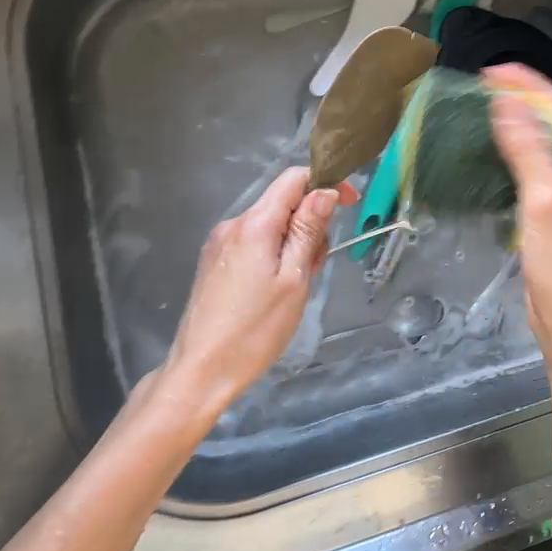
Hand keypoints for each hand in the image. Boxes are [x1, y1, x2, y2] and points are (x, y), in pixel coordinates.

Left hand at [161, 167, 340, 416]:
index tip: (350, 203)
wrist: (201, 371)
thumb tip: (326, 191)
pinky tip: (273, 289)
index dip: (326, 183)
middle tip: (316, 265)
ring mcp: (219, 243)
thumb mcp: (294, 280)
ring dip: (292, 242)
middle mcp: (232, 225)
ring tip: (295, 286)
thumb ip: (308, 231)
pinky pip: (252, 243)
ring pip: (269, 225)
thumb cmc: (255, 330)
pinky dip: (273, 254)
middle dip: (309, 223)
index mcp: (254, 224)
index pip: (293, 178)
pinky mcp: (213, 262)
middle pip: (281, 202)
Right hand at [484, 64, 551, 360]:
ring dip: (521, 125)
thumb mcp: (545, 201)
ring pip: (548, 148)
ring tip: (488, 109)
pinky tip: (498, 154)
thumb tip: (508, 102)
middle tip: (487, 84)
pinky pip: (539, 173)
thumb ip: (528, 149)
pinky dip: (519, 156)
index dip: (530, 86)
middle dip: (525, 100)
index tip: (494, 70)